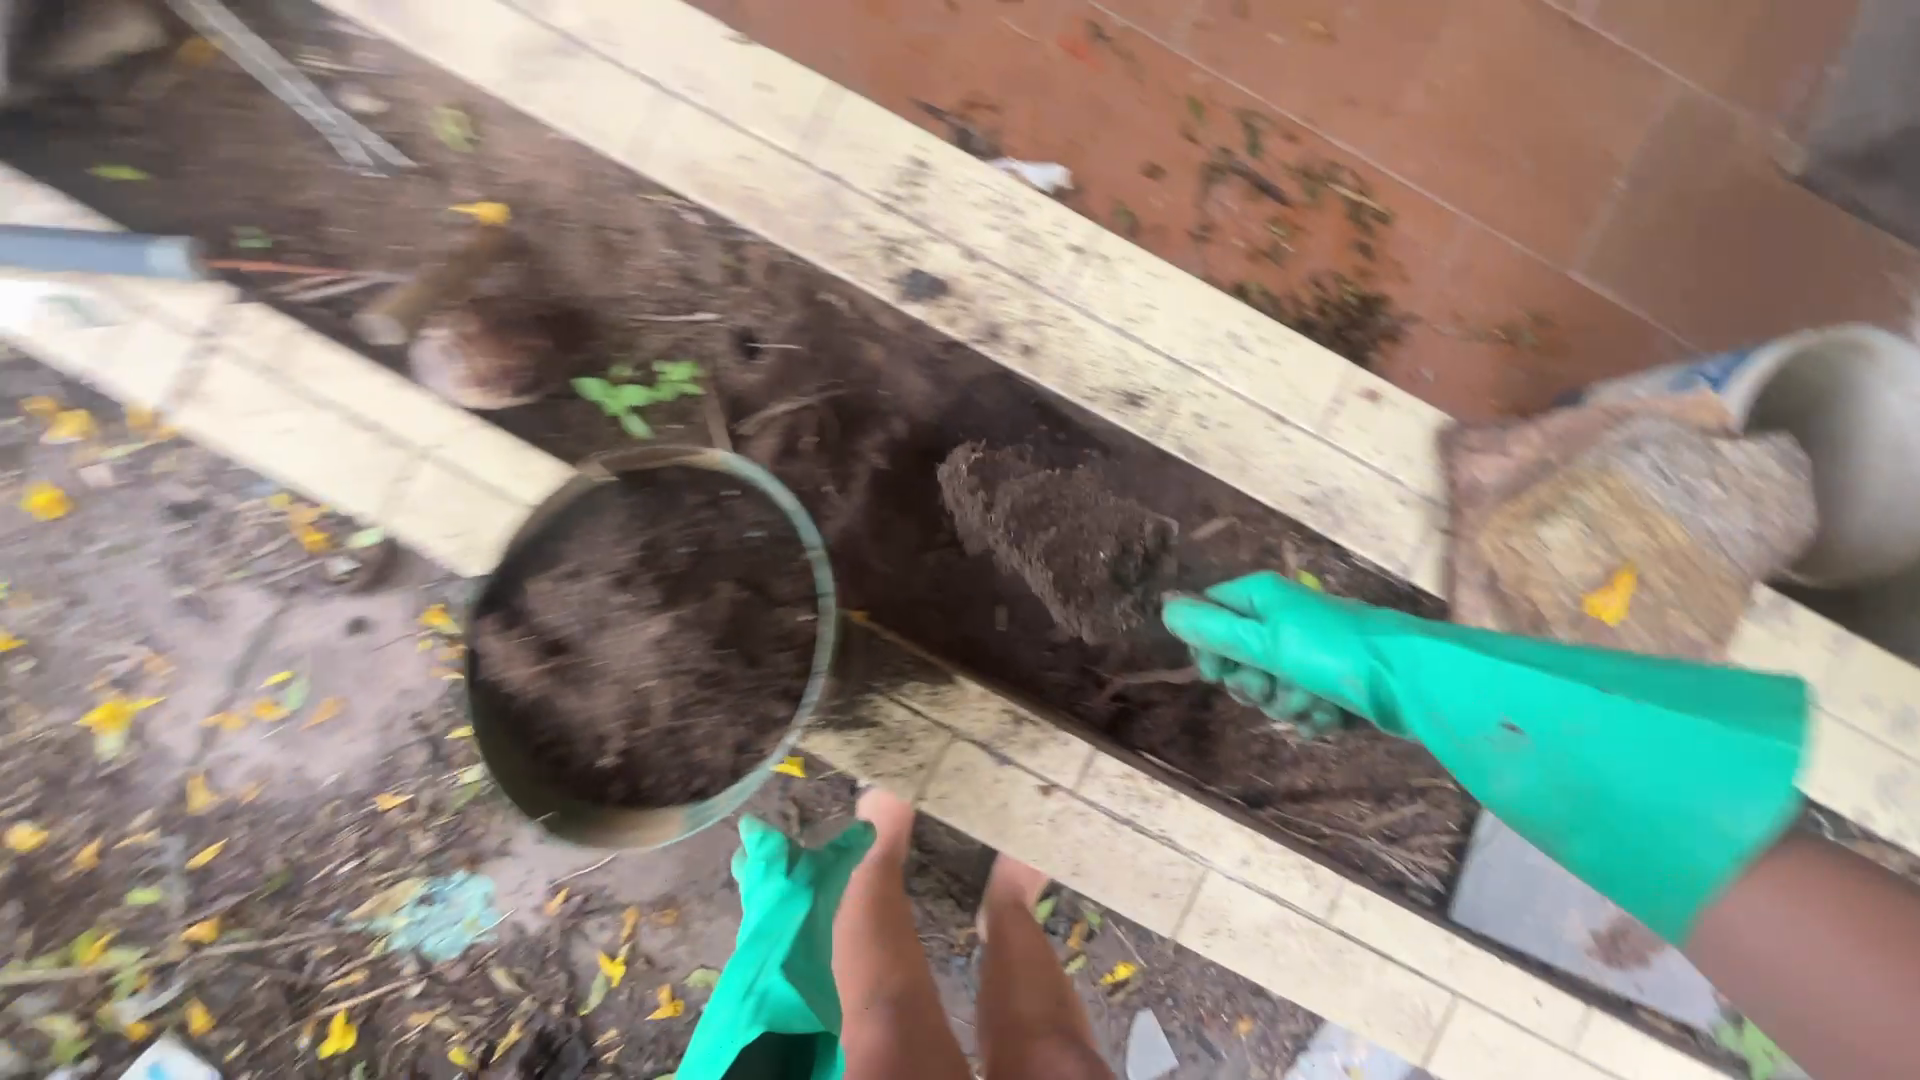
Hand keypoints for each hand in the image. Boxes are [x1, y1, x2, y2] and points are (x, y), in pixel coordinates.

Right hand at [1160, 572, 1349, 733]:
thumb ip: (1212, 630)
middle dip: (1253, 684)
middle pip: (1235, 660)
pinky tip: (1331, 715)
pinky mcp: (1329, 683)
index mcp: (1260, 600)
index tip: (1219, 672)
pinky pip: (1299, 705)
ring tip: (1315, 701)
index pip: (1207, 618)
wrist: (1417, 684)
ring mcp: (1305, 653)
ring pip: (1267, 689)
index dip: (1208, 650)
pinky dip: (1312, 716)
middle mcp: (1279, 622)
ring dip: (1286, 704)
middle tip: (1274, 685)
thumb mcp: (1265, 643)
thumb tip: (1165, 609)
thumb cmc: (1334, 656)